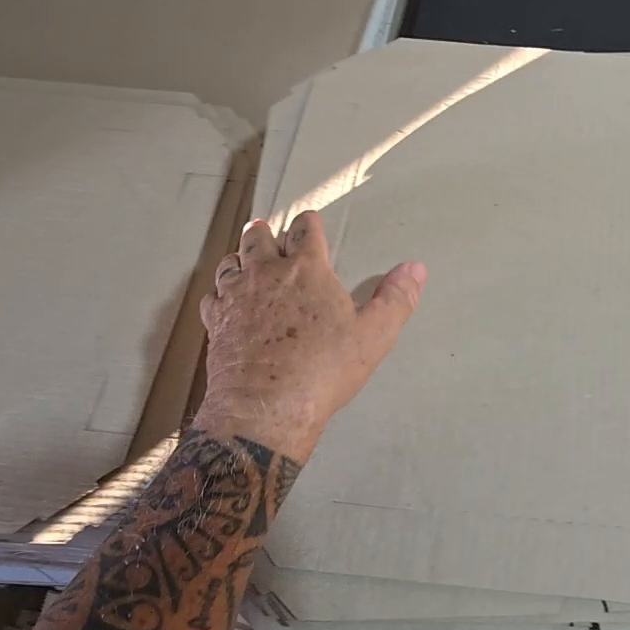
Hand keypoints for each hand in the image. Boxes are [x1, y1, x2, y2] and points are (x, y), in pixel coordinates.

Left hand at [191, 211, 425, 460]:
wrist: (267, 408)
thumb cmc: (326, 369)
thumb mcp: (375, 335)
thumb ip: (397, 298)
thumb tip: (416, 267)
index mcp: (307, 269)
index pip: (305, 230)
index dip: (308, 223)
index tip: (309, 221)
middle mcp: (266, 273)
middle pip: (258, 239)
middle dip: (264, 232)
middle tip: (264, 229)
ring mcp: (236, 297)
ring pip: (231, 263)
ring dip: (240, 258)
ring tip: (244, 259)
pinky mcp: (216, 323)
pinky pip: (213, 296)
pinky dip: (220, 292)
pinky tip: (224, 300)